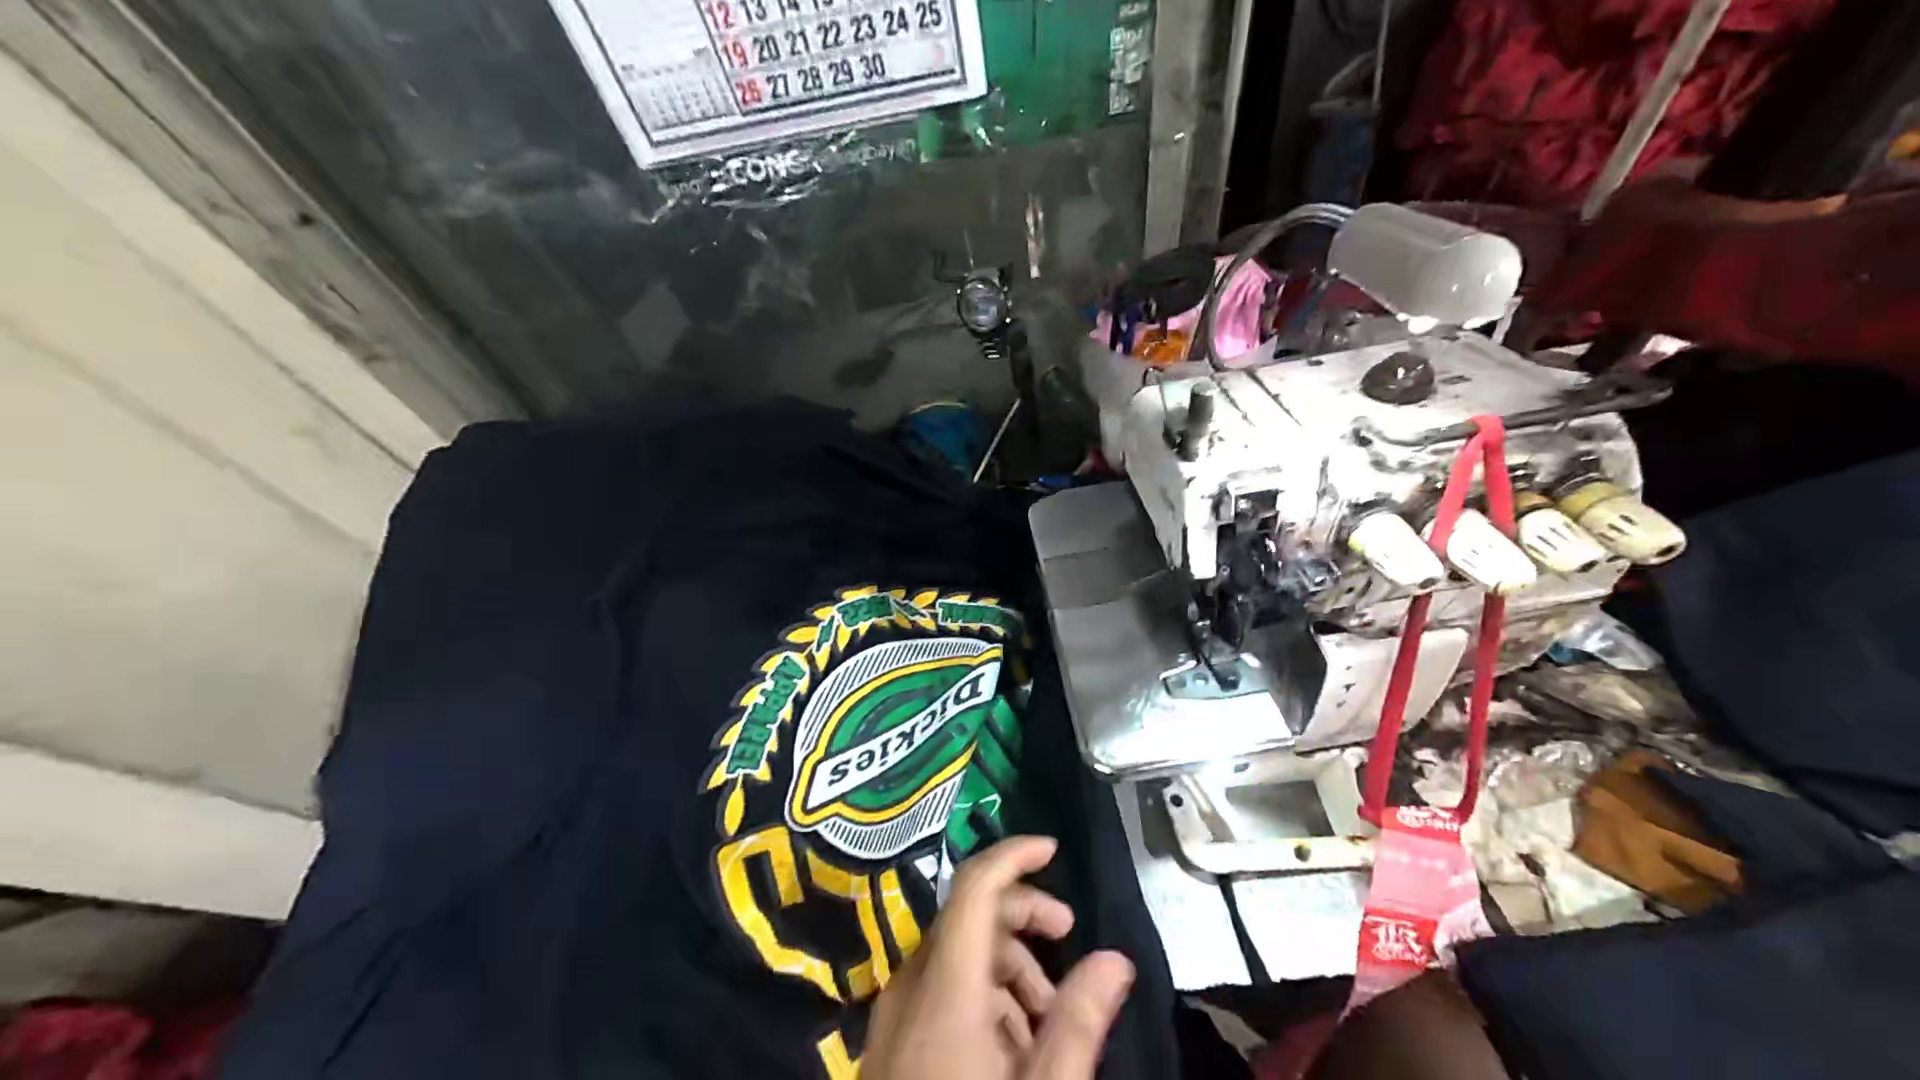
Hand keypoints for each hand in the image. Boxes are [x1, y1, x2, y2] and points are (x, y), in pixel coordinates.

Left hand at [862, 836, 1135, 1079]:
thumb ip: (1080, 1021)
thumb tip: (1117, 959)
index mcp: (944, 986)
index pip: (974, 887)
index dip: (1013, 855)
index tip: (1054, 849)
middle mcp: (911, 984)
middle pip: (969, 917)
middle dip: (1025, 918)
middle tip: (1069, 939)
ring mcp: (894, 1015)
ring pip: (957, 955)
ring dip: (1008, 965)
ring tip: (1048, 1016)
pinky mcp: (890, 1043)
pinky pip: (940, 990)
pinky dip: (981, 994)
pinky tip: (1011, 1044)